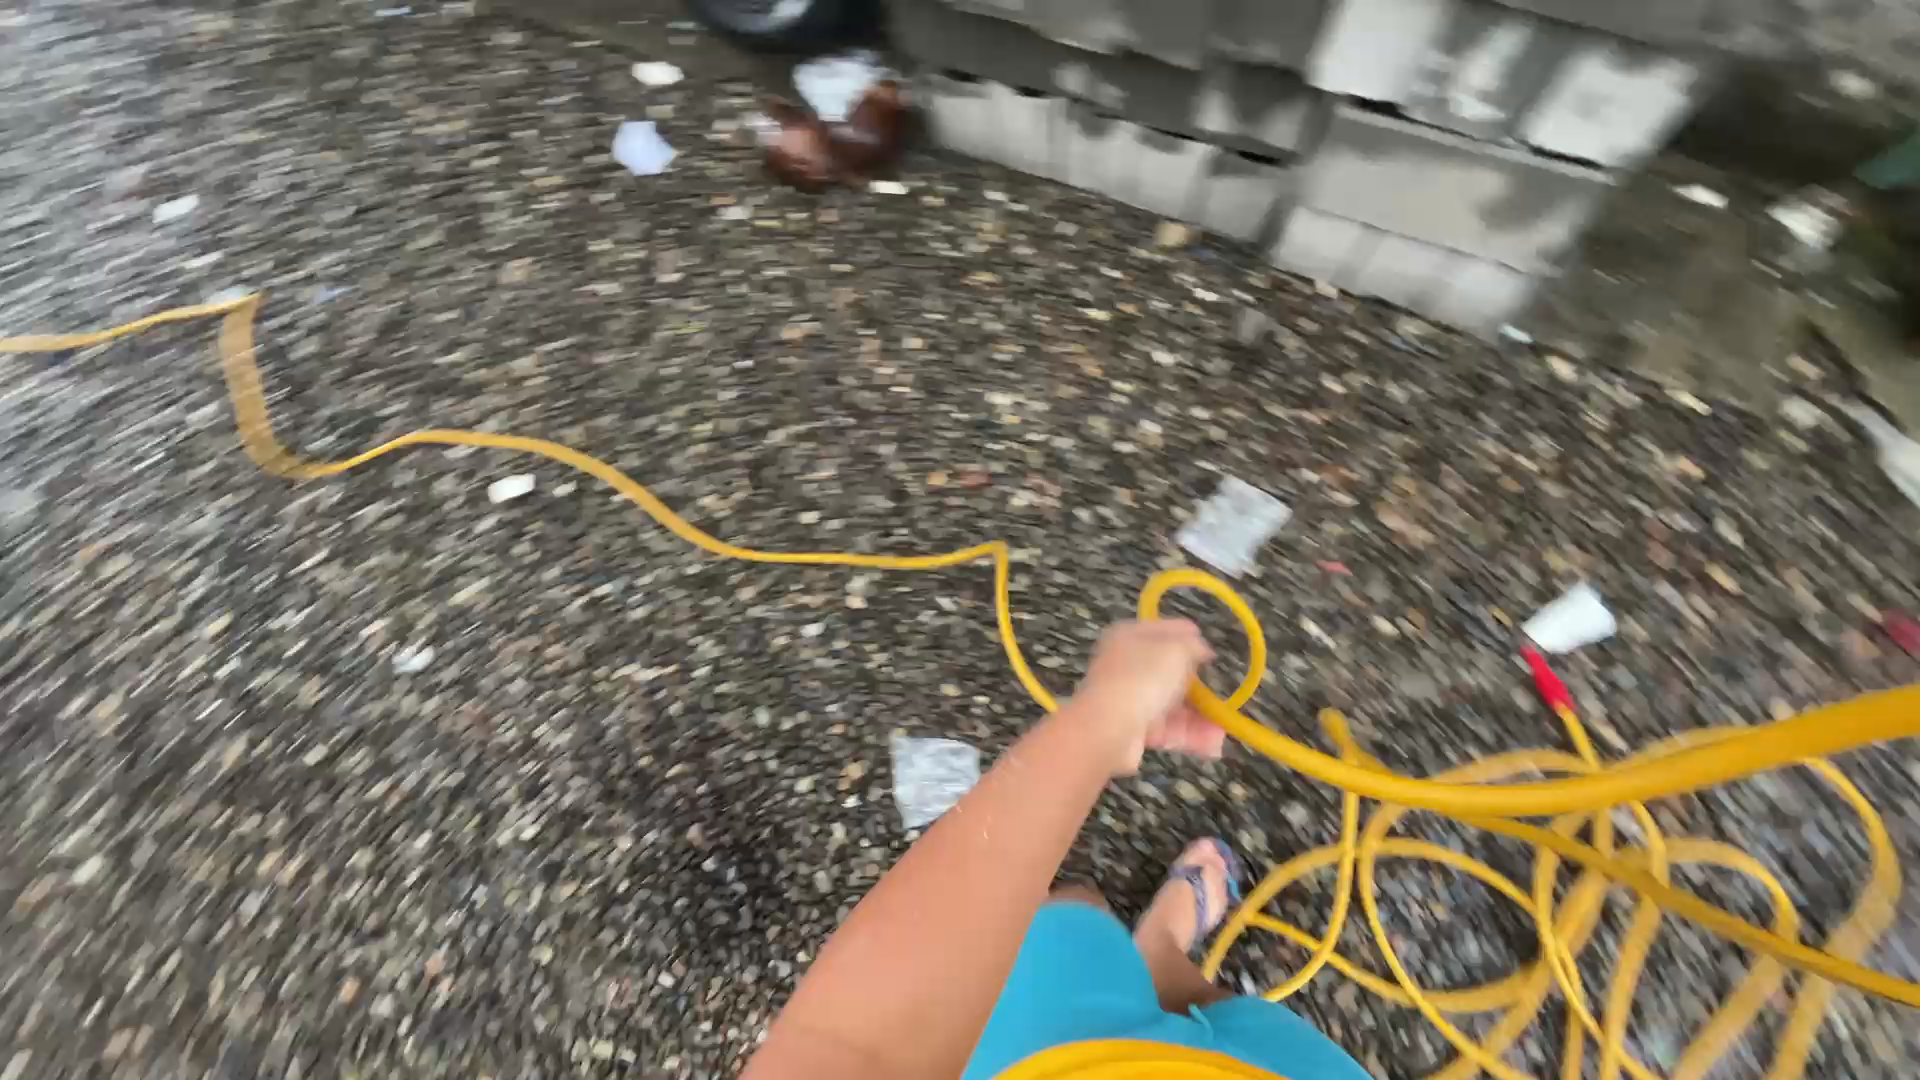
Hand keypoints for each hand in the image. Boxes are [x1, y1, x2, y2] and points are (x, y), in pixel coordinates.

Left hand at [1070, 619, 1224, 774]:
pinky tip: (1212, 745)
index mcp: (1129, 636)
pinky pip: (1166, 729)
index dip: (1189, 639)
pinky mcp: (1132, 728)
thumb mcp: (1175, 650)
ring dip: (1200, 719)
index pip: (1164, 631)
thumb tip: (1199, 646)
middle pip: (1170, 673)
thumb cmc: (1143, 678)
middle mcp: (1126, 664)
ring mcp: (1128, 698)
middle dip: (1199, 689)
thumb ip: (1192, 645)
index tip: (1211, 652)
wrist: (1108, 728)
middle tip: (1223, 697)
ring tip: (1222, 733)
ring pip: (1171, 705)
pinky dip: (1189, 736)